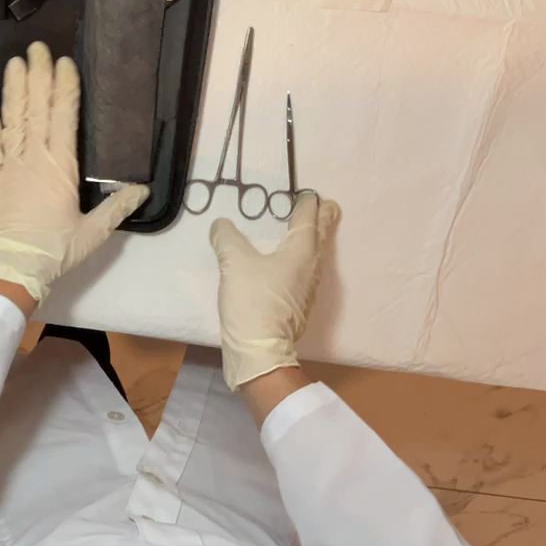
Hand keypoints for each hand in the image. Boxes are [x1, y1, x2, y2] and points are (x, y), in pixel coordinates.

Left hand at [0, 42, 148, 304]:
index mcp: (60, 166)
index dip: (64, 87)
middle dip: (37, 76)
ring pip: (11, 119)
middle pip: (35, 109)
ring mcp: (8, 166)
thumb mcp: (94, 232)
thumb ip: (117, 207)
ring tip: (15, 62)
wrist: (16, 268)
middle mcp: (33, 158)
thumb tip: (142, 189)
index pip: (63, 116)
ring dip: (13, 90)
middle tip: (37, 48)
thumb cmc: (57, 250)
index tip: (64, 63)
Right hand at [208, 192, 341, 389]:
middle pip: (320, 236)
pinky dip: (300, 263)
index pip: (309, 217)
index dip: (308, 202)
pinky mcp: (300, 307)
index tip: (308, 194)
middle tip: (325, 206)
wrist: (259, 351)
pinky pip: (304, 275)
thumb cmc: (252, 301)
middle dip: (322, 219)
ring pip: (315, 257)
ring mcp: (308, 289)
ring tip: (303, 234)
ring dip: (311, 242)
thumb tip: (221, 225)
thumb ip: (227, 238)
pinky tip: (287, 268)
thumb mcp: (234, 263)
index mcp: (301, 250)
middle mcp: (312, 267)